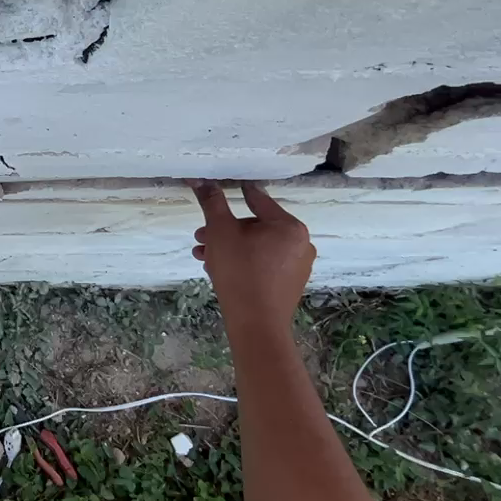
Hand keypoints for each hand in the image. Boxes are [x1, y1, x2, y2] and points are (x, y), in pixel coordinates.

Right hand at [187, 180, 315, 335]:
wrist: (256, 321)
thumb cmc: (239, 269)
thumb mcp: (220, 231)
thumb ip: (211, 202)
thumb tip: (200, 179)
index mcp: (289, 226)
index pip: (257, 198)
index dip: (234, 191)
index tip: (217, 187)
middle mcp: (301, 243)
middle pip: (254, 224)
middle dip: (224, 228)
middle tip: (201, 236)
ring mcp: (298, 264)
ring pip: (256, 244)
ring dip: (228, 245)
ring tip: (203, 254)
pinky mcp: (290, 281)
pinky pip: (263, 260)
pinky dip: (241, 259)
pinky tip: (218, 267)